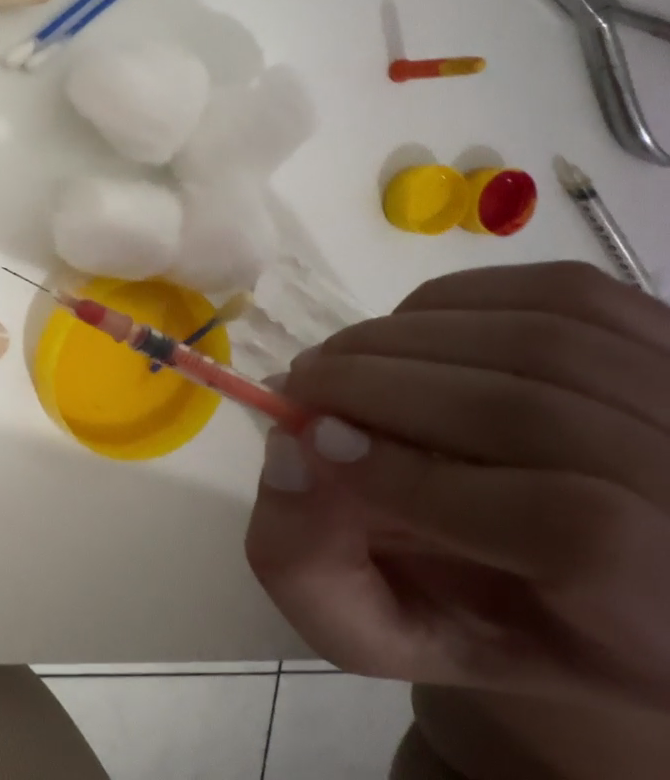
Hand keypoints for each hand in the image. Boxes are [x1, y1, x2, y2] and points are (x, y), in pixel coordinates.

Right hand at [247, 262, 669, 712]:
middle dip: (375, 386)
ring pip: (541, 339)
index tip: (314, 448)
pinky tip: (404, 341)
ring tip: (337, 368)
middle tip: (298, 391)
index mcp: (661, 620)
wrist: (574, 577)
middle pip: (538, 413)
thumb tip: (288, 450)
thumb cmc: (465, 615)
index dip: (419, 478)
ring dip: (396, 339)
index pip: (572, 528)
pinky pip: (558, 292)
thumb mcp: (368, 629)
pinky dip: (447, 303)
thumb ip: (301, 564)